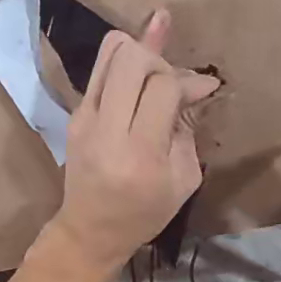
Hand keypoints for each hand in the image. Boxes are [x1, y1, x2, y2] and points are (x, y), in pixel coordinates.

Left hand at [40, 9, 219, 273]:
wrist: (89, 231)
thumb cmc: (142, 214)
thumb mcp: (182, 182)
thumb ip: (187, 130)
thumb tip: (194, 84)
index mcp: (139, 154)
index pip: (162, 88)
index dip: (189, 80)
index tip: (206, 88)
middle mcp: (107, 131)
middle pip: (132, 59)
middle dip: (161, 59)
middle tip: (172, 82)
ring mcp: (85, 120)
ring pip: (110, 53)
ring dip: (139, 49)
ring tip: (159, 55)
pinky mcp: (74, 116)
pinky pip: (100, 71)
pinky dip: (123, 63)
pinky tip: (144, 49)